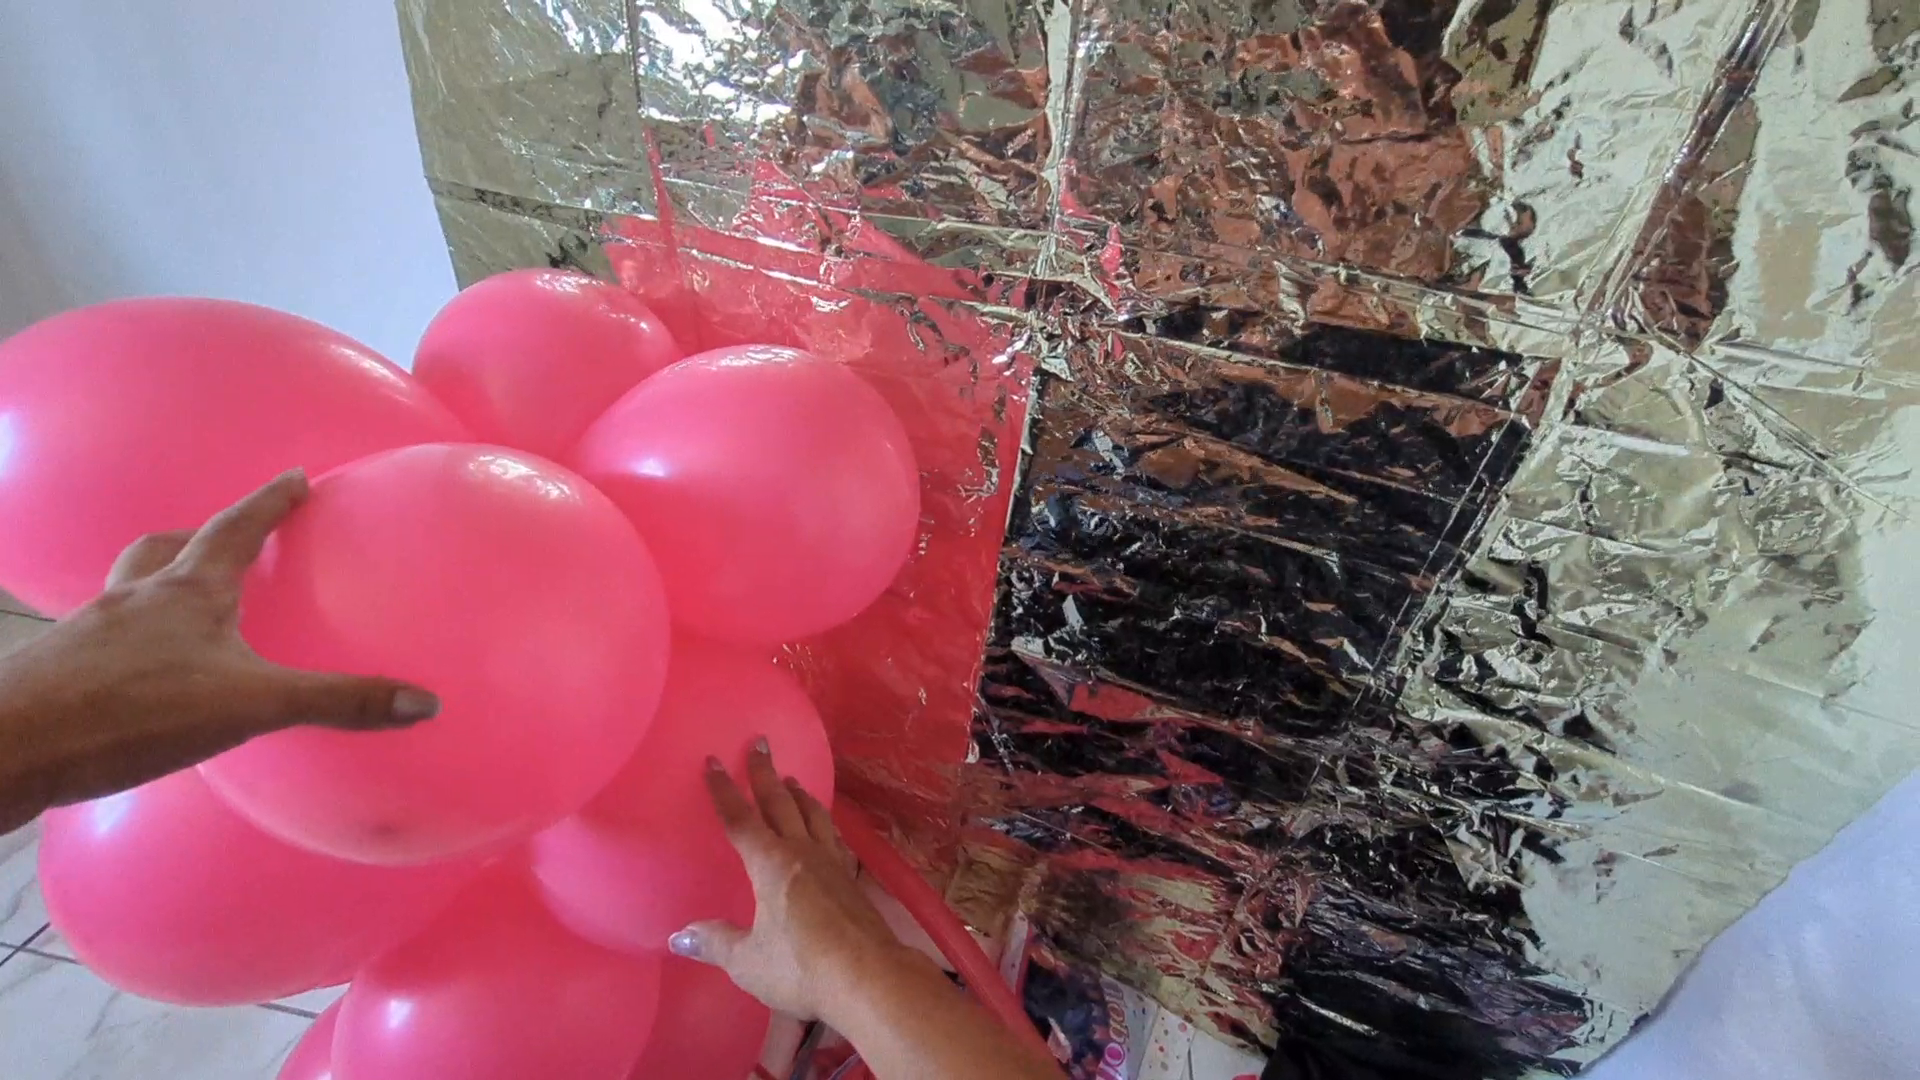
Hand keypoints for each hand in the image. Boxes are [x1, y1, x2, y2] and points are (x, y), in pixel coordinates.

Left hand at [0, 470, 438, 829]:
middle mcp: (131, 602)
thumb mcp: (253, 706)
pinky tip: (151, 675)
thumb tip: (427, 702)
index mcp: (185, 594)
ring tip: (191, 606)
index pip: (236, 530)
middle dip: (198, 537)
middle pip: (161, 549)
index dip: (269, 502)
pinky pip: (106, 641)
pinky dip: (135, 640)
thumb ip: (341, 701)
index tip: (294, 477)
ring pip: (126, 591)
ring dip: (159, 585)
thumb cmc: (126, 714)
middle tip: (230, 541)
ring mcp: (85, 637)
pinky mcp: (56, 675)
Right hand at [669, 741, 922, 1022]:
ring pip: (812, 814)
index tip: (713, 761)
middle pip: (780, 803)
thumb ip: (716, 943)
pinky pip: (833, 835)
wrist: (866, 973)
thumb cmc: (800, 965)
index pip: (741, 819)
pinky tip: (825, 825)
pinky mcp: (851, 876)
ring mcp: (831, 860)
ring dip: (798, 794)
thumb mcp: (748, 960)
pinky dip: (823, 821)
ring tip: (792, 780)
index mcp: (771, 864)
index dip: (724, 790)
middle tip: (760, 744)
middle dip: (765, 774)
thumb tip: (679, 937)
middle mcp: (802, 851)